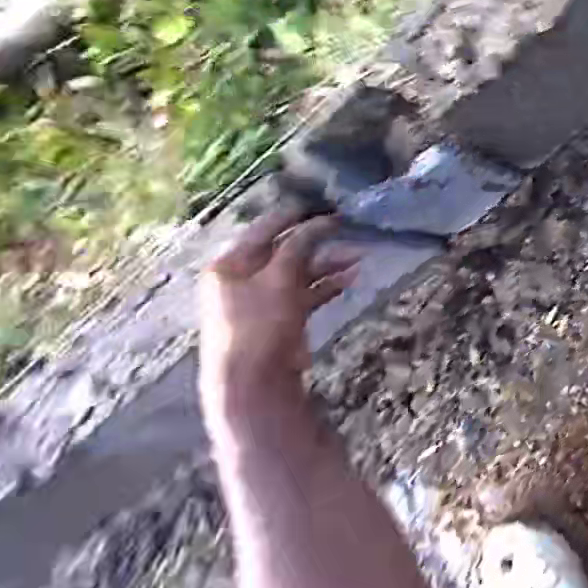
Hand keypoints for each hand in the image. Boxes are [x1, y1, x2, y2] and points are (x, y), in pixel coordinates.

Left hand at [198, 207, 360, 414]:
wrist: (254, 382)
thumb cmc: (259, 325)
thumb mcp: (279, 279)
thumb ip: (299, 247)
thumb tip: (319, 224)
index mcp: (229, 266)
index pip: (262, 231)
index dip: (292, 217)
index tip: (320, 205)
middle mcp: (242, 279)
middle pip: (283, 251)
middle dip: (317, 242)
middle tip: (346, 229)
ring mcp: (263, 300)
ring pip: (299, 273)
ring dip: (328, 264)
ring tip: (358, 257)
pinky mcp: (282, 318)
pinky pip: (306, 293)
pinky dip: (327, 286)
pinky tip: (351, 278)